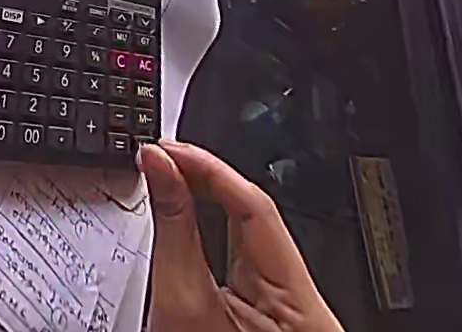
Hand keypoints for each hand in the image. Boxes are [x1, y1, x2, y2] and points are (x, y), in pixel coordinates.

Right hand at [141, 141, 344, 331]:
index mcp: (300, 306)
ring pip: (245, 228)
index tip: (166, 150)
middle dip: (202, 178)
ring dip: (202, 196)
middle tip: (160, 157)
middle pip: (251, 212)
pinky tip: (183, 207)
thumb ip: (172, 226)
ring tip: (167, 174)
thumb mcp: (182, 303)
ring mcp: (287, 307)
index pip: (254, 205)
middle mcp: (303, 302)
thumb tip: (158, 164)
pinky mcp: (268, 311)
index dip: (207, 168)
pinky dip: (207, 224)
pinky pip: (239, 250)